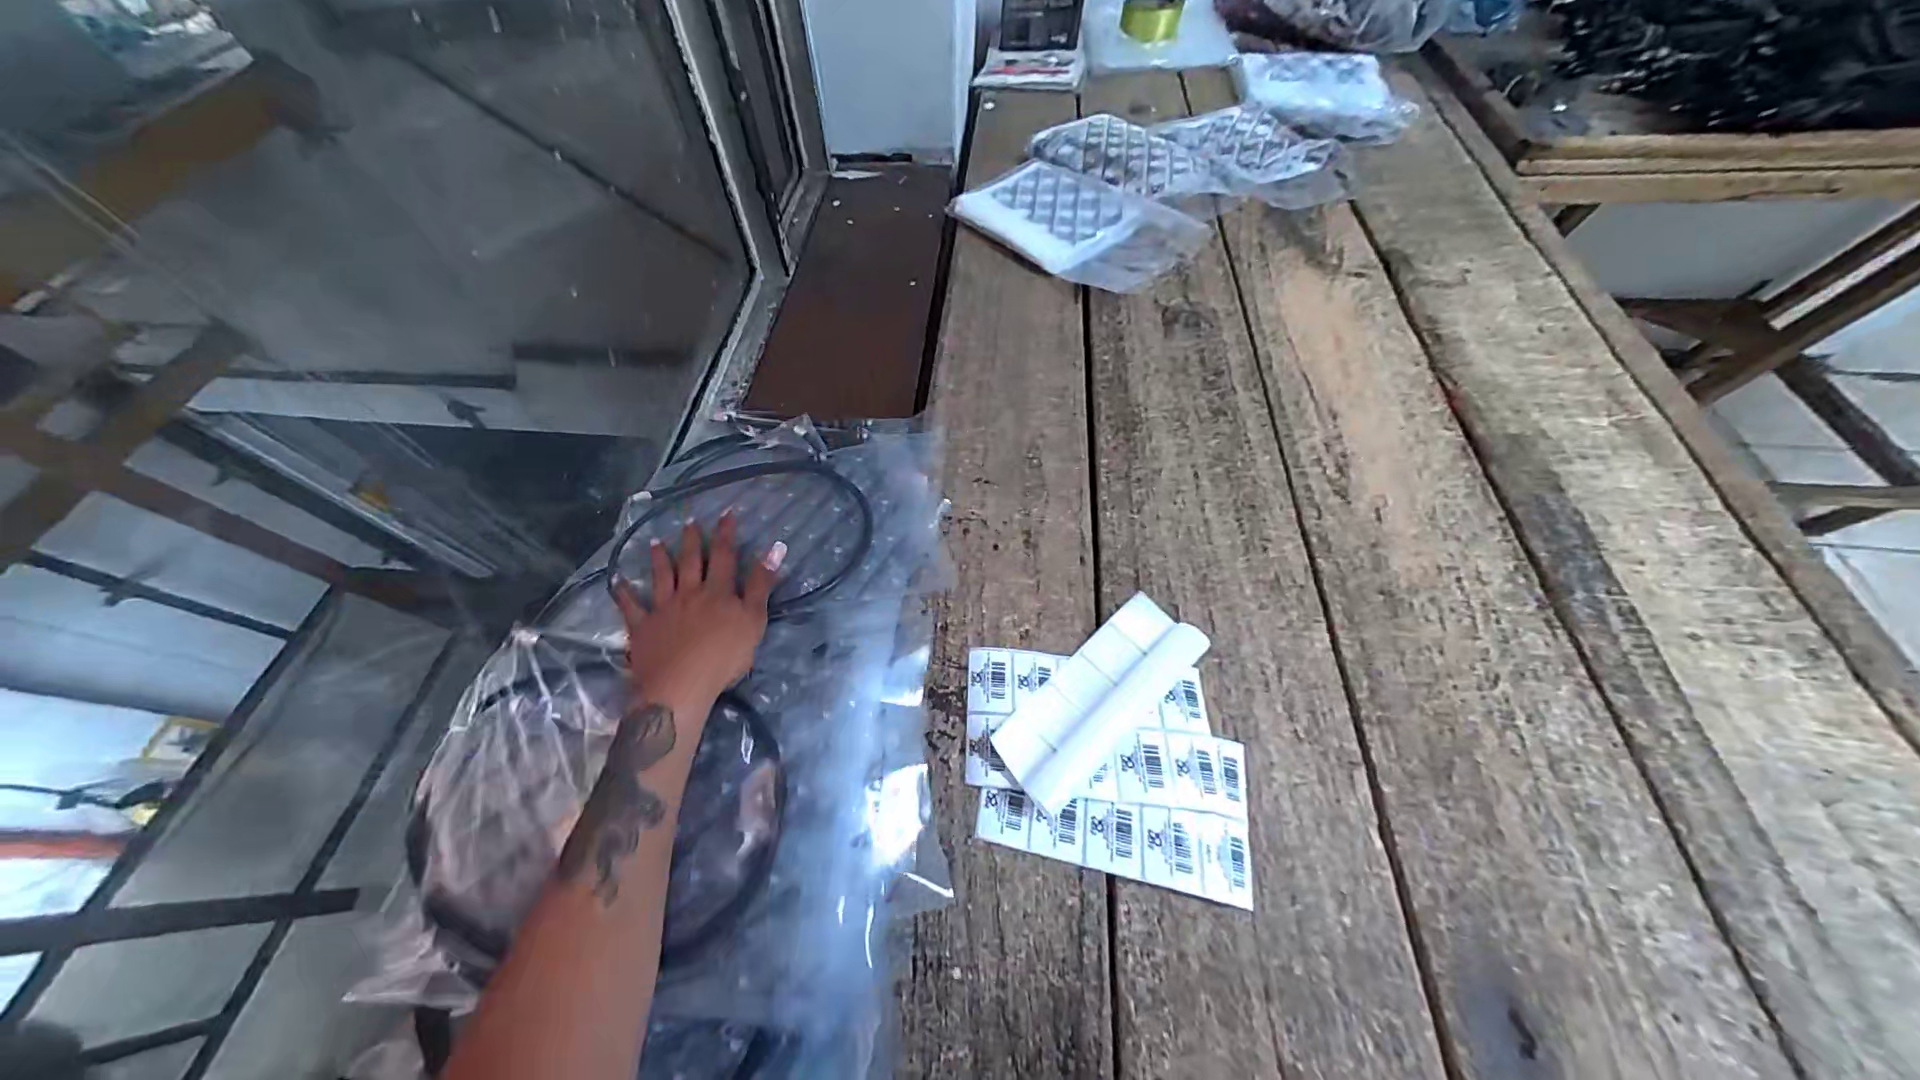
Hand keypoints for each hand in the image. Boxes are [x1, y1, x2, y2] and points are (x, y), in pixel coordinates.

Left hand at [612, 514, 782, 708]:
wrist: (680, 685)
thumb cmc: (724, 657)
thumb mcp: (754, 620)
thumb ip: (762, 585)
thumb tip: (775, 548)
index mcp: (718, 592)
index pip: (725, 557)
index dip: (726, 535)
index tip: (727, 515)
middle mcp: (689, 593)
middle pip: (691, 562)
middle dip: (692, 540)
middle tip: (689, 521)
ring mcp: (663, 609)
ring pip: (661, 577)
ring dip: (659, 558)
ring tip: (656, 542)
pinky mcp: (643, 627)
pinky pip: (631, 607)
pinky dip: (624, 593)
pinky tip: (618, 581)